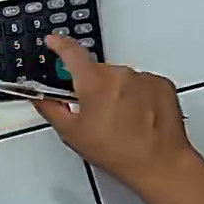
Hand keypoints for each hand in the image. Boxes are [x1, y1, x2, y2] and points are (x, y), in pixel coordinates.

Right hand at [33, 34, 200, 193]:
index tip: (53, 41)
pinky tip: (133, 116)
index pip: (72, 54)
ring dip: (113, 91)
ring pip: (119, 77)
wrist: (158, 162)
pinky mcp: (162, 84)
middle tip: (88, 109)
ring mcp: (144, 78)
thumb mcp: (72, 133)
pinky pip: (140, 83)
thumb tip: (41, 99)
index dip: (60, 45)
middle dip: (89, 85)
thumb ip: (52, 109)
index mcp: (95, 84)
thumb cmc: (117, 151)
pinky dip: (133, 94)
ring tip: (115, 119)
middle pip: (96, 70)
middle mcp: (121, 75)